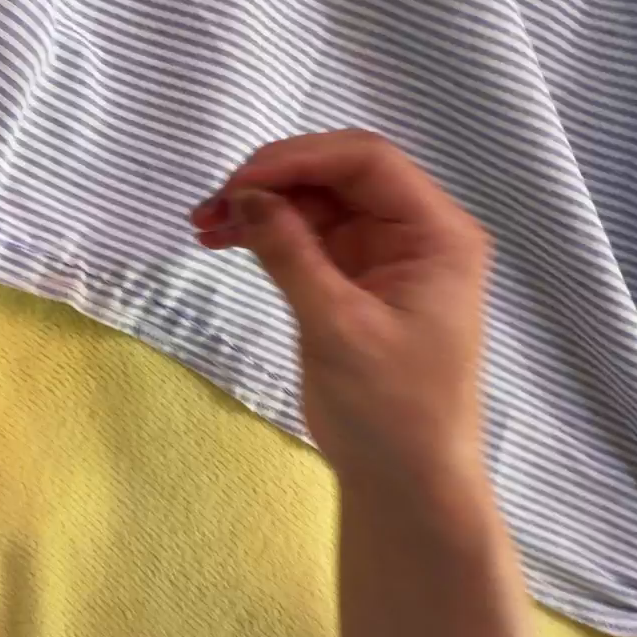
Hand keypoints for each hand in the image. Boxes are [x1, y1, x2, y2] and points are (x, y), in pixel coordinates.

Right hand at [190, 130, 491, 496]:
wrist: (402, 476)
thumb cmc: (388, 405)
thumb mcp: (335, 323)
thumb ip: (288, 251)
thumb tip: (241, 194)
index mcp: (435, 233)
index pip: (365, 161)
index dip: (296, 159)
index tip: (235, 185)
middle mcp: (412, 232)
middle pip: (334, 175)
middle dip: (269, 182)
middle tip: (208, 207)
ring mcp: (379, 254)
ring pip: (311, 202)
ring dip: (257, 206)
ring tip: (201, 226)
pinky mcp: (350, 278)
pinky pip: (302, 235)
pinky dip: (262, 233)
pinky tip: (221, 240)